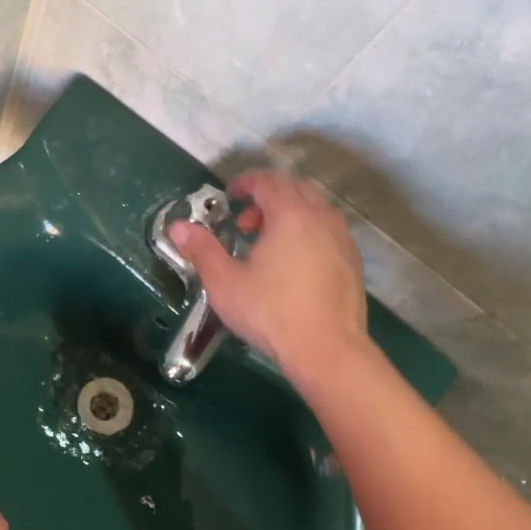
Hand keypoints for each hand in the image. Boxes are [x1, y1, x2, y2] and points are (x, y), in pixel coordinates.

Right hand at [167, 170, 369, 387]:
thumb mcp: (225, 283)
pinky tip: (293, 266)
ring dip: (289, 217)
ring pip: (316, 210)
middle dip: (268, 199)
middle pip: (295, 190)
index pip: (269, 181)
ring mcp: (342, 239)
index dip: (247, 182)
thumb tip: (177, 227)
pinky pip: (327, 233)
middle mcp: (321, 217)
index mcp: (290, 215)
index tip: (230, 195)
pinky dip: (307, 235)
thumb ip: (202, 250)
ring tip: (268, 247)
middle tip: (246, 225)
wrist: (326, 348)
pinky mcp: (352, 262)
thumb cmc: (270, 312)